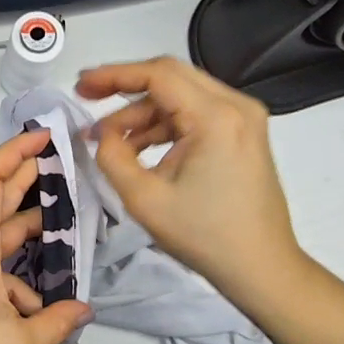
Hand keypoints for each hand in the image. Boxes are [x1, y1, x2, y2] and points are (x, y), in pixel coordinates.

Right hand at [77, 57, 311, 298]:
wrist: (262, 269)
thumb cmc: (204, 236)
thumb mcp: (144, 198)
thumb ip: (112, 156)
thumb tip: (102, 133)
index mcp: (216, 117)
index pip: (158, 75)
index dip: (114, 75)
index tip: (80, 86)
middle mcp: (236, 106)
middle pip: (170, 77)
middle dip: (125, 87)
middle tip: (87, 98)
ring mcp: (244, 119)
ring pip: (181, 96)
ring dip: (143, 112)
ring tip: (108, 139)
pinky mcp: (243, 134)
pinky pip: (195, 113)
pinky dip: (164, 124)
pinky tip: (138, 148)